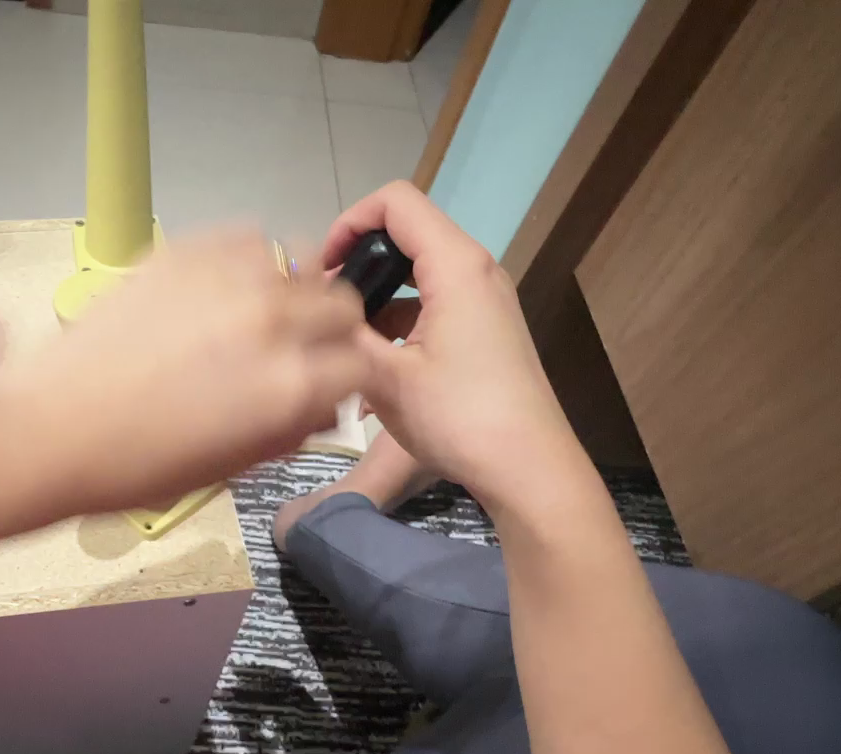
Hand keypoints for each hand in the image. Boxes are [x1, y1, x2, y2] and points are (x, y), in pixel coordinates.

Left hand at [6, 228, 373, 512]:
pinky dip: (248, 263)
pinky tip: (220, 292)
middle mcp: (274, 320)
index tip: (328, 385)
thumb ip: (290, 430)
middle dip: (330, 332)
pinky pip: (246, 239)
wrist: (54, 430)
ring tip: (256, 316)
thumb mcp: (230, 467)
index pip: (362, 364)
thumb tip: (320, 405)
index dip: (347, 379)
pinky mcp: (186, 250)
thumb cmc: (138, 467)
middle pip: (342, 306)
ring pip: (299, 262)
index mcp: (291, 385)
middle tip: (296, 351)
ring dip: (292, 291)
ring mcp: (230, 277)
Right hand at [323, 182, 588, 515]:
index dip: (349, 222)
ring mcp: (484, 302)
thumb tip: (315, 312)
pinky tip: (374, 372)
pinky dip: (398, 326)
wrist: (525, 465)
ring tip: (343, 349)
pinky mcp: (484, 331)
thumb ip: (345, 334)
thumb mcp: (386, 378)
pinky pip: (432, 308)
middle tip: (324, 310)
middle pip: (407, 238)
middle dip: (359, 266)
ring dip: (376, 304)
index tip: (321, 269)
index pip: (396, 202)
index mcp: (456, 266)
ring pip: (417, 279)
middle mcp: (476, 271)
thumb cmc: (456, 416)